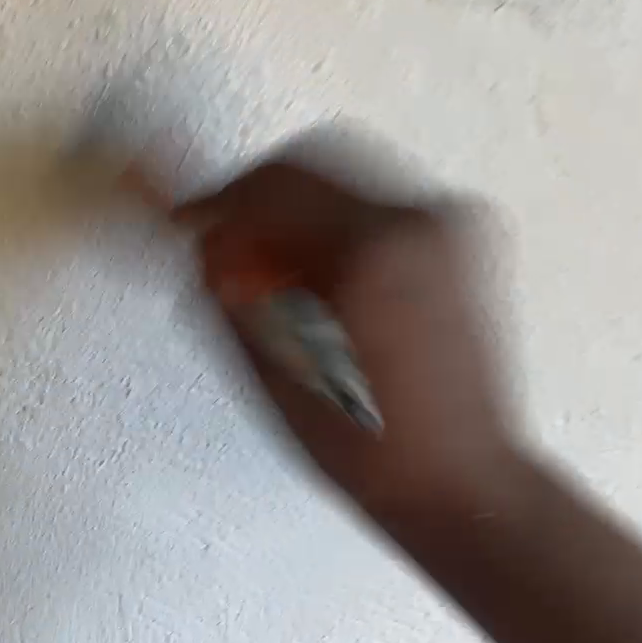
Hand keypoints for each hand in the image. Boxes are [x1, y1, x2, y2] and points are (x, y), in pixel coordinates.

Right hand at [174, 148, 522, 520]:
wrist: (457, 477)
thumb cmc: (373, 446)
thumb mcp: (273, 371)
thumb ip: (229, 297)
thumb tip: (204, 249)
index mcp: (372, 251)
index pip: (269, 185)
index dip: (211, 202)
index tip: (183, 222)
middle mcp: (420, 222)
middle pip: (307, 165)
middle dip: (249, 201)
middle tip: (217, 247)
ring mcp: (449, 227)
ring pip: (337, 182)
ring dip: (286, 217)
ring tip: (262, 276)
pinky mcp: (458, 243)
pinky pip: (370, 208)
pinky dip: (325, 232)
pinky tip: (306, 283)